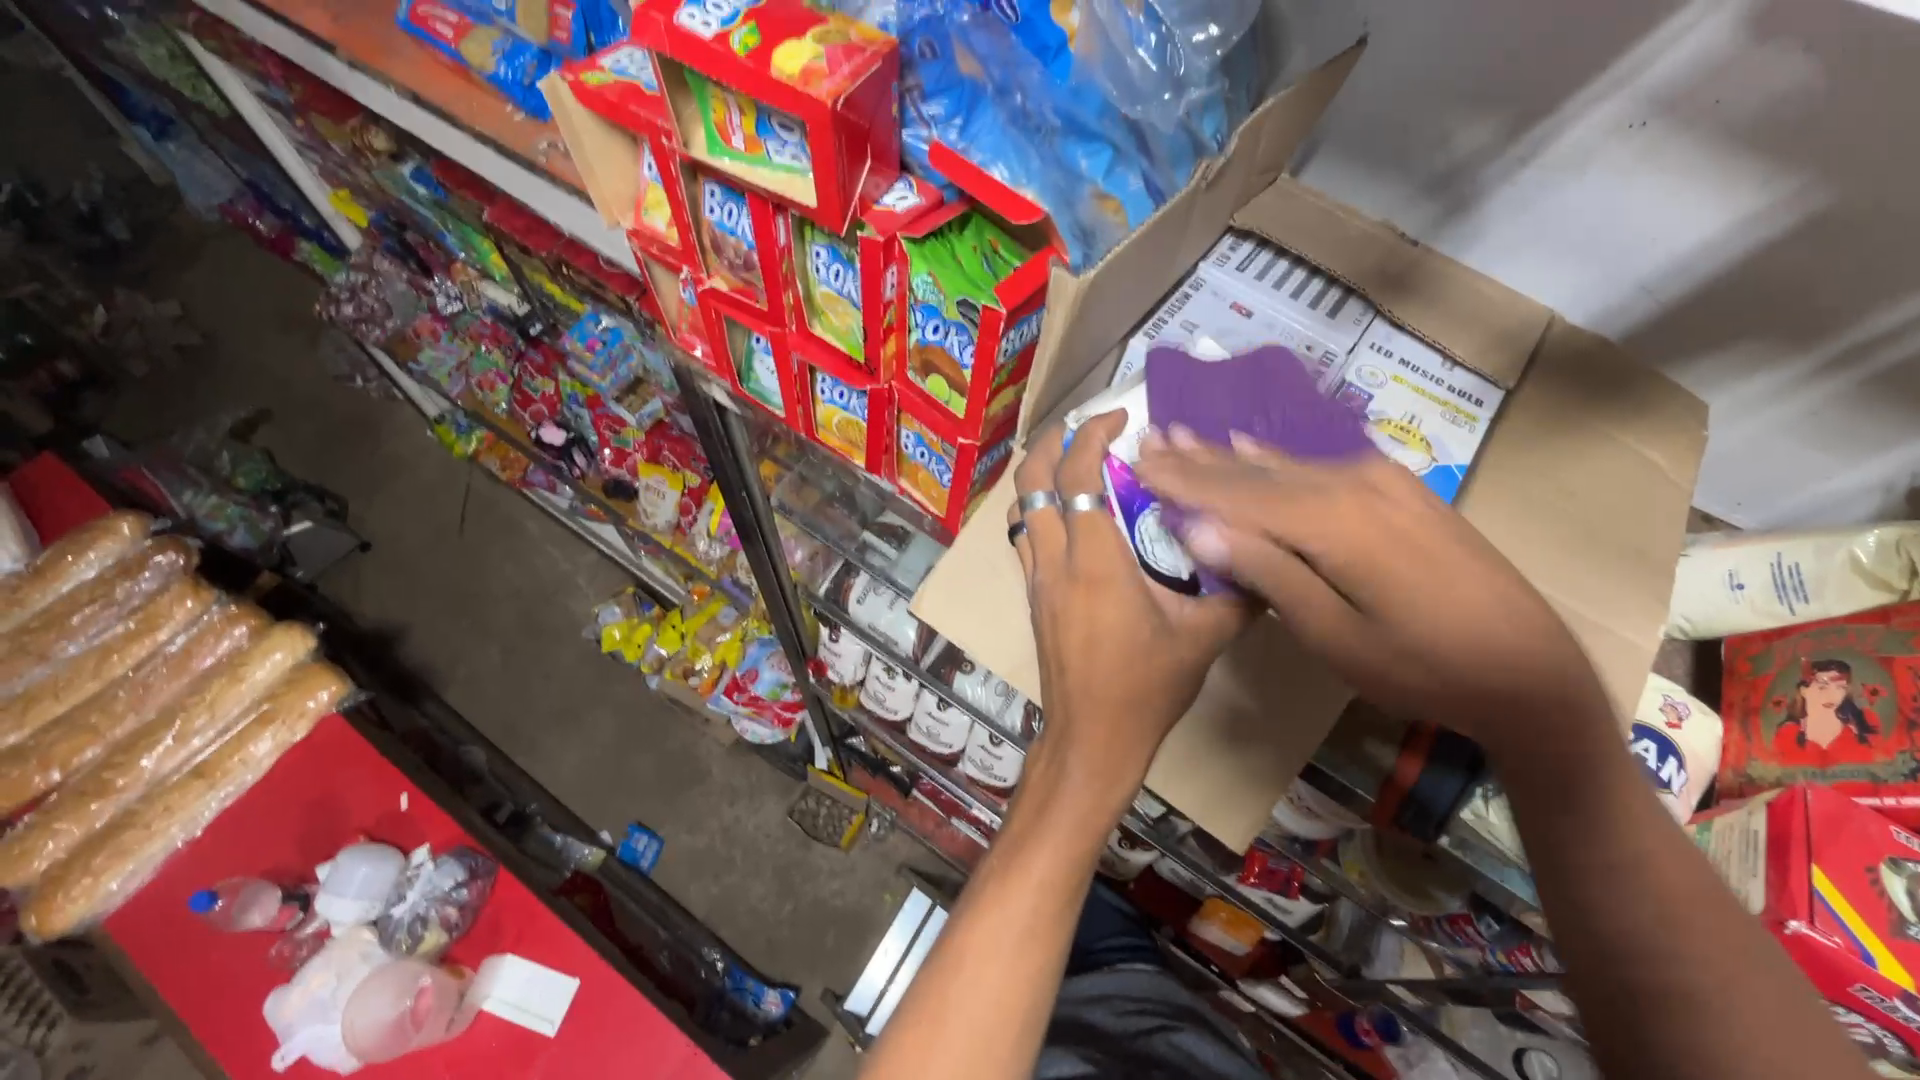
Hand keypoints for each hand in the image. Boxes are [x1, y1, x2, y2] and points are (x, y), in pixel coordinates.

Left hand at [1007, 413, 1253, 811]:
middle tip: (1089, 430)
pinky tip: (1076, 517)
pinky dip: (1043, 510)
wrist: (1092, 738)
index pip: (1077, 474)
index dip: (1091, 434)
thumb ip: (1238, 592)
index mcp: (1095, 559)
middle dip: (1053, 444)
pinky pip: (1027, 537)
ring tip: (1080, 464)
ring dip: (1043, 476)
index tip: (1119, 416)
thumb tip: (1266, 555)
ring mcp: (1037, 580)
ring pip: (1022, 509)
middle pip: (1030, 481)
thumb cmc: (1146, 687)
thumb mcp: (1204, 638)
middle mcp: (1055, 560)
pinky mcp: (1034, 598)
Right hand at [1133, 428, 1612, 753]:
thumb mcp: (1333, 634)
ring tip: (1185, 435)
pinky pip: (1318, 466)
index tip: (1134, 462)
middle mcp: (1351, 483)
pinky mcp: (1398, 492)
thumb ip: (1266, 571)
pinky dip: (1275, 459)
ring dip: (1230, 455)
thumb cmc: (1422, 667)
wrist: (1531, 669)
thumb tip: (1194, 526)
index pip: (1234, 493)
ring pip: (1285, 464)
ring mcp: (1380, 482)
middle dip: (1197, 460)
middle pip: (1255, 470)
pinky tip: (1254, 445)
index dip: (1180, 480)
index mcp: (1330, 520)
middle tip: (1147, 440)